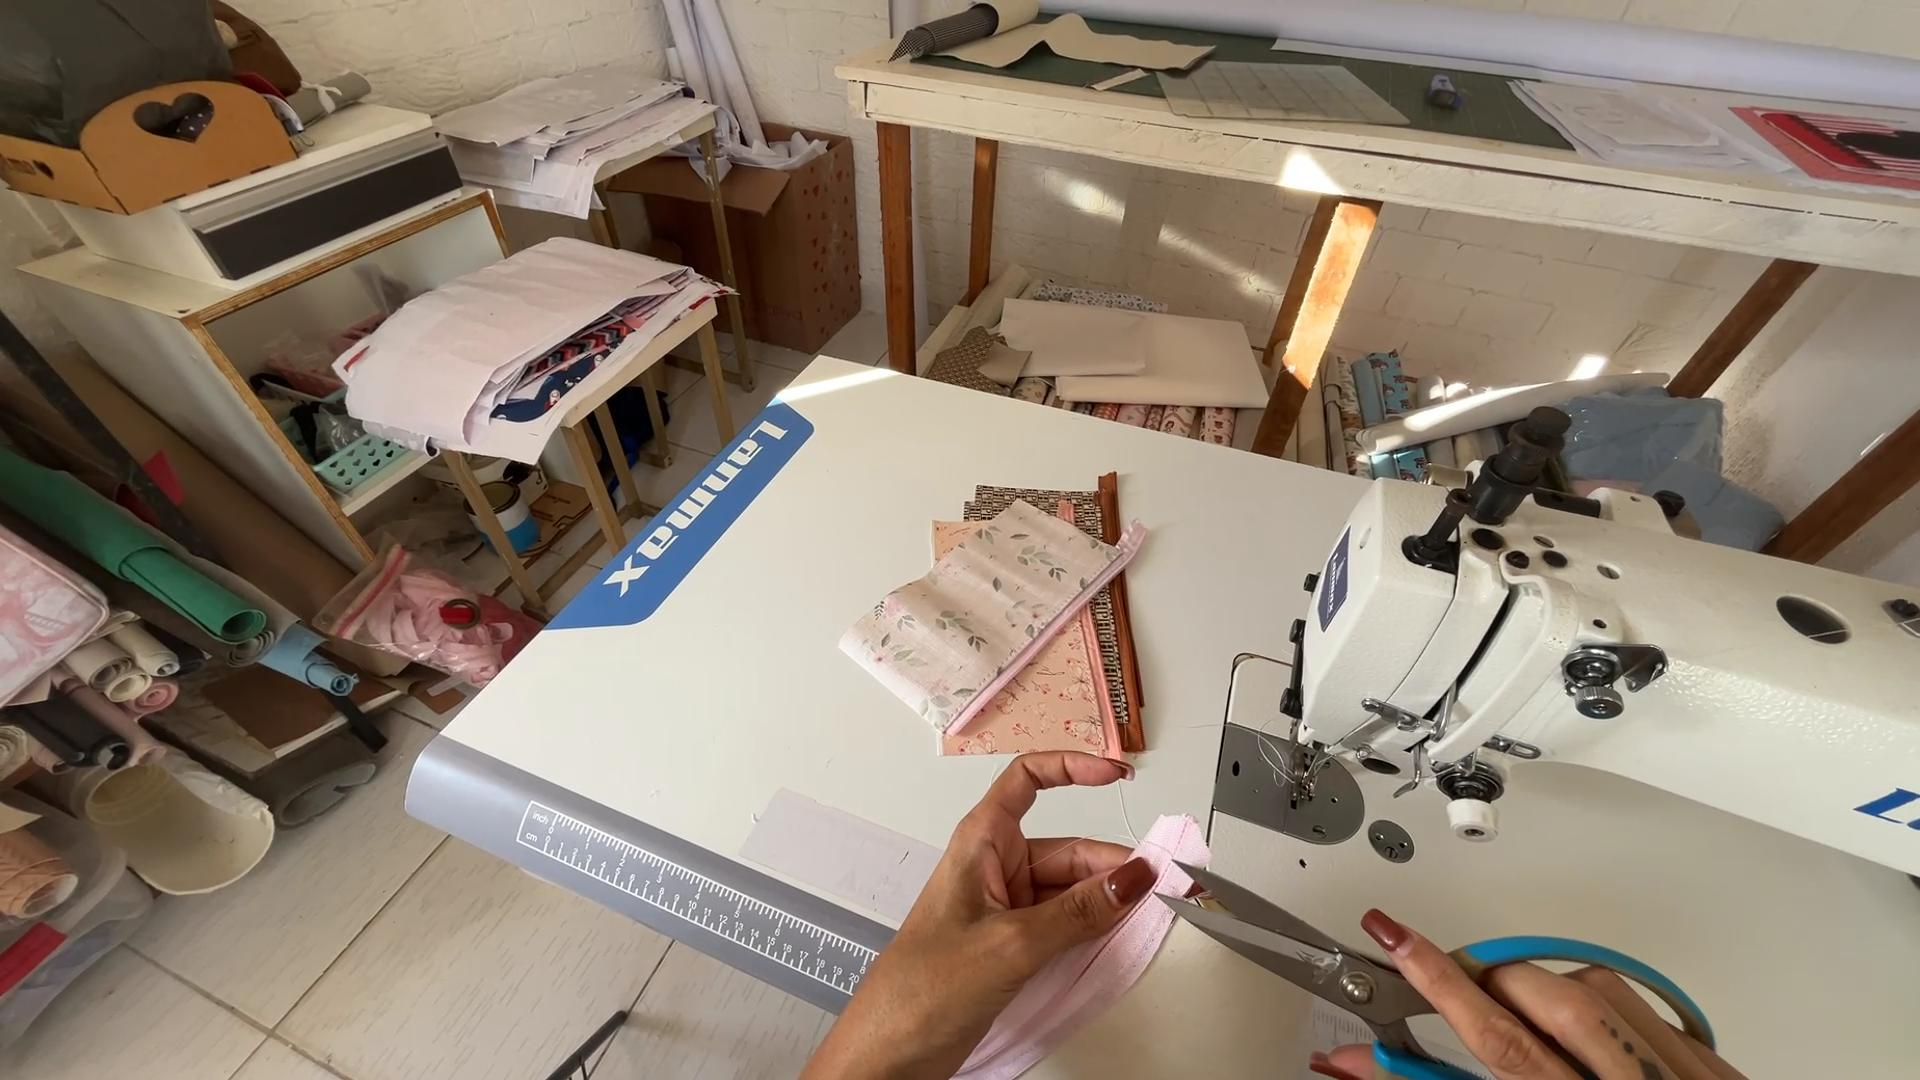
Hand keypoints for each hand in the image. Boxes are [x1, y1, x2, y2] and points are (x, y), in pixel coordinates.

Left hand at [801, 752, 1153, 1079]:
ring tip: (1145, 916)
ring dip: (1107, 900)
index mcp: (982, 839)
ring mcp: (1008, 904)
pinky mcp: (1015, 940)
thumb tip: (1132, 879)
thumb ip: (1077, 913)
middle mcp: (996, 863)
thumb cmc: (925, 986)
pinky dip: (1094, 928)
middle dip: (1110, 863)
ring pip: (1071, 887)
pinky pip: (1065, 921)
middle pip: (1067, 847)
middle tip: (1157, 885)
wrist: (892, 1052)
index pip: (1028, 779)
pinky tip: (1119, 939)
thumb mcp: (1011, 944)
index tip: (1115, 773)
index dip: (1072, 766)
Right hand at [1312, 911, 1747, 1079]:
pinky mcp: (1724, 1078)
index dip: (1437, 980)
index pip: (1500, 1041)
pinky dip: (1602, 1006)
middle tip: (1469, 988)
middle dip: (1493, 980)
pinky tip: (1591, 1040)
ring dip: (1547, 988)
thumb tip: (1349, 1061)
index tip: (1391, 933)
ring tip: (1531, 1018)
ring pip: (1598, 987)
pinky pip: (1646, 1008)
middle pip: (1552, 1001)